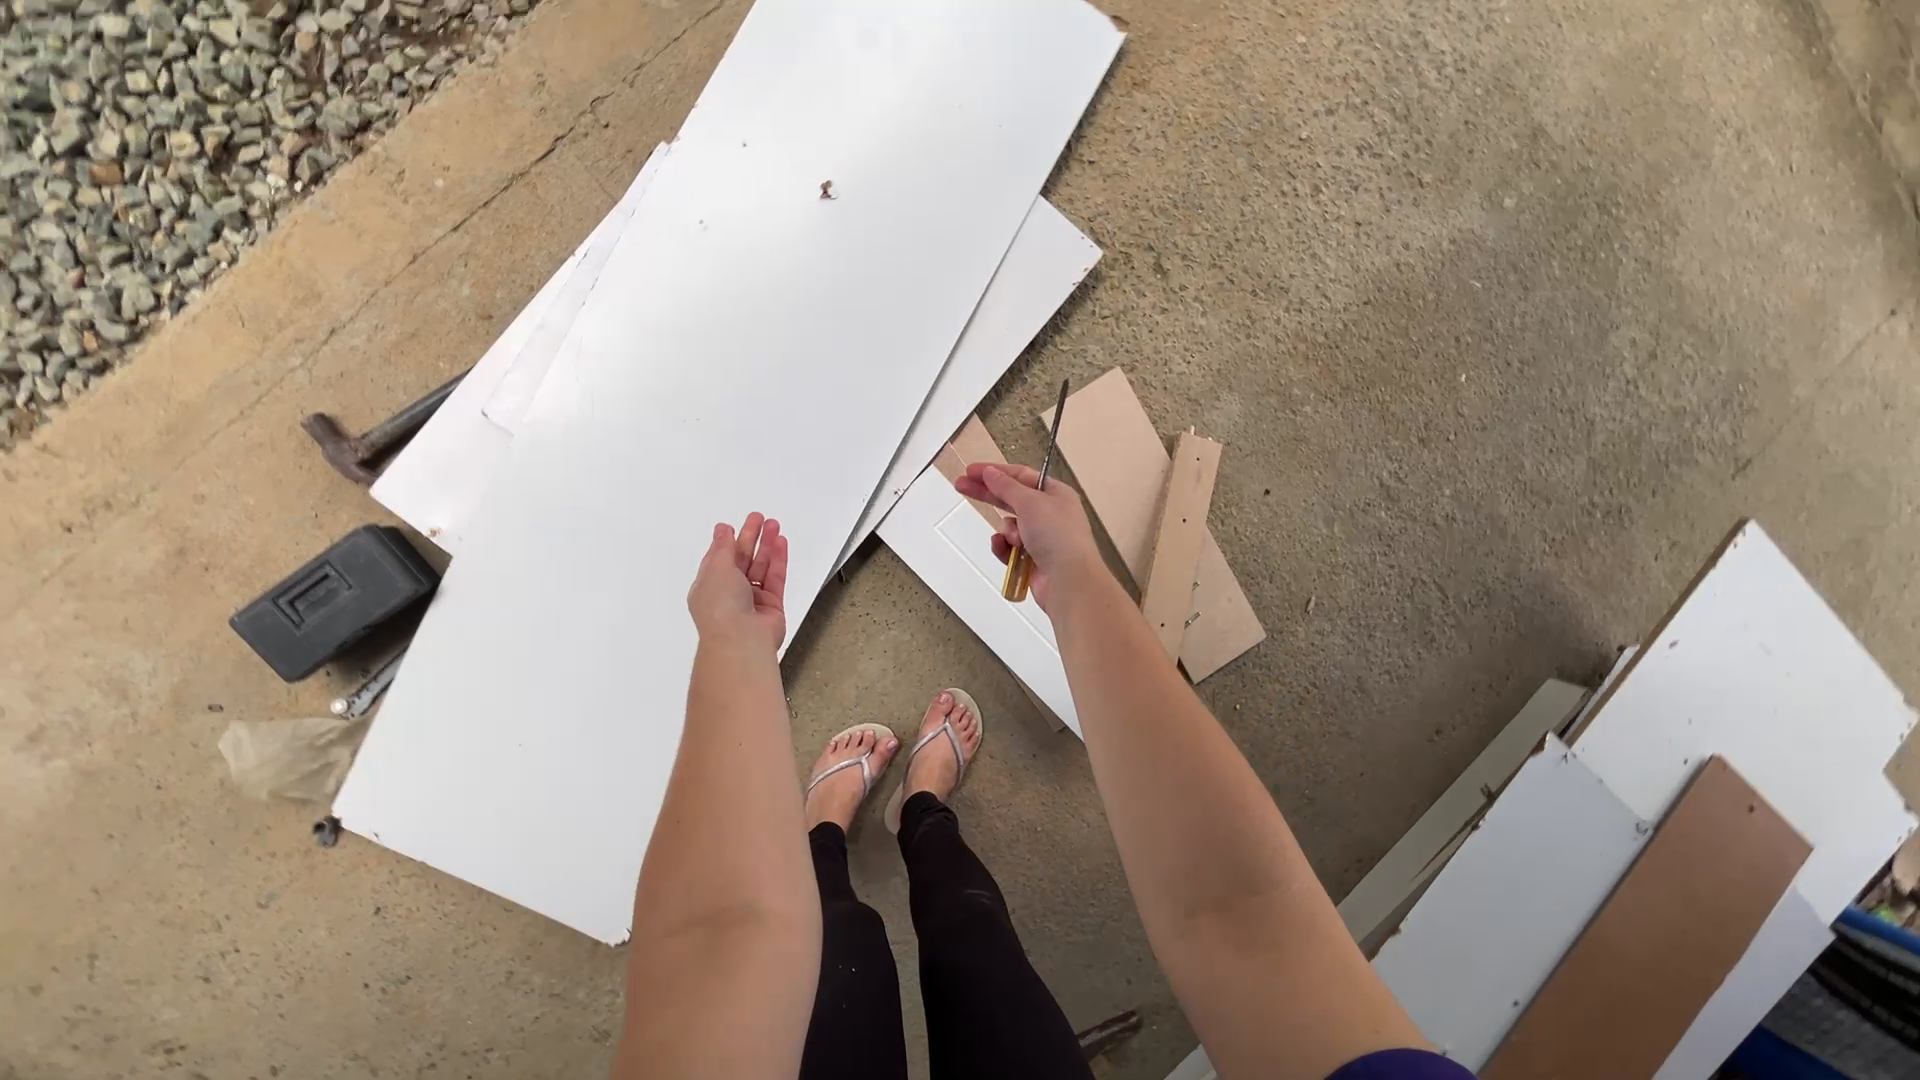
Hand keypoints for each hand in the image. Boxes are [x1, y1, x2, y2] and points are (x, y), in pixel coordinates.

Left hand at [687, 513, 788, 651]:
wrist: (741, 639)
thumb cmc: (720, 607)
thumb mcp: (716, 568)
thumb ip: (723, 547)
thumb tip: (722, 530)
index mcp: (708, 586)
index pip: (718, 559)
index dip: (726, 541)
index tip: (733, 525)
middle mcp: (729, 593)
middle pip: (741, 559)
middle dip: (750, 537)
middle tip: (758, 519)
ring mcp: (751, 600)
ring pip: (761, 567)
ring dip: (767, 545)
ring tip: (774, 526)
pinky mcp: (771, 606)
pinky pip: (775, 578)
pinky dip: (778, 560)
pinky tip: (781, 544)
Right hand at [953, 463, 1102, 611]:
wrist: (1068, 580)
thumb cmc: (1055, 535)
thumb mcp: (1030, 502)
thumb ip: (1006, 486)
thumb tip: (990, 472)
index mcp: (1056, 494)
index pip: (1021, 476)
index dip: (996, 472)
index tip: (970, 471)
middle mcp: (1050, 513)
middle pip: (1011, 498)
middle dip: (988, 494)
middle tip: (960, 486)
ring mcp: (1042, 538)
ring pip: (1010, 526)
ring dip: (1006, 531)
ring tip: (1013, 539)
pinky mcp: (1033, 559)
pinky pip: (1009, 548)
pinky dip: (1005, 548)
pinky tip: (1005, 549)